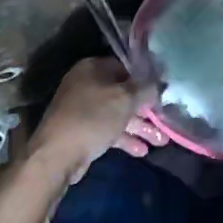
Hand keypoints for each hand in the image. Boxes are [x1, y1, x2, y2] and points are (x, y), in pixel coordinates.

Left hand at [26, 58, 167, 182]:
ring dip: (139, 127)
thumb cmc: (93, 118)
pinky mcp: (82, 131)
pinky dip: (124, 139)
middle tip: (164, 122)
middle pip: (122, 93)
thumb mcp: (125, 99)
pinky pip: (108, 130)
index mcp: (93, 68)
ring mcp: (82, 109)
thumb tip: (159, 83)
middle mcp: (86, 84)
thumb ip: (145, 88)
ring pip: (117, 114)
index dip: (145, 80)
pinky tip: (141, 151)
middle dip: (145, 110)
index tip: (161, 94)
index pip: (125, 67)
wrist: (57, 154)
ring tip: (161, 142)